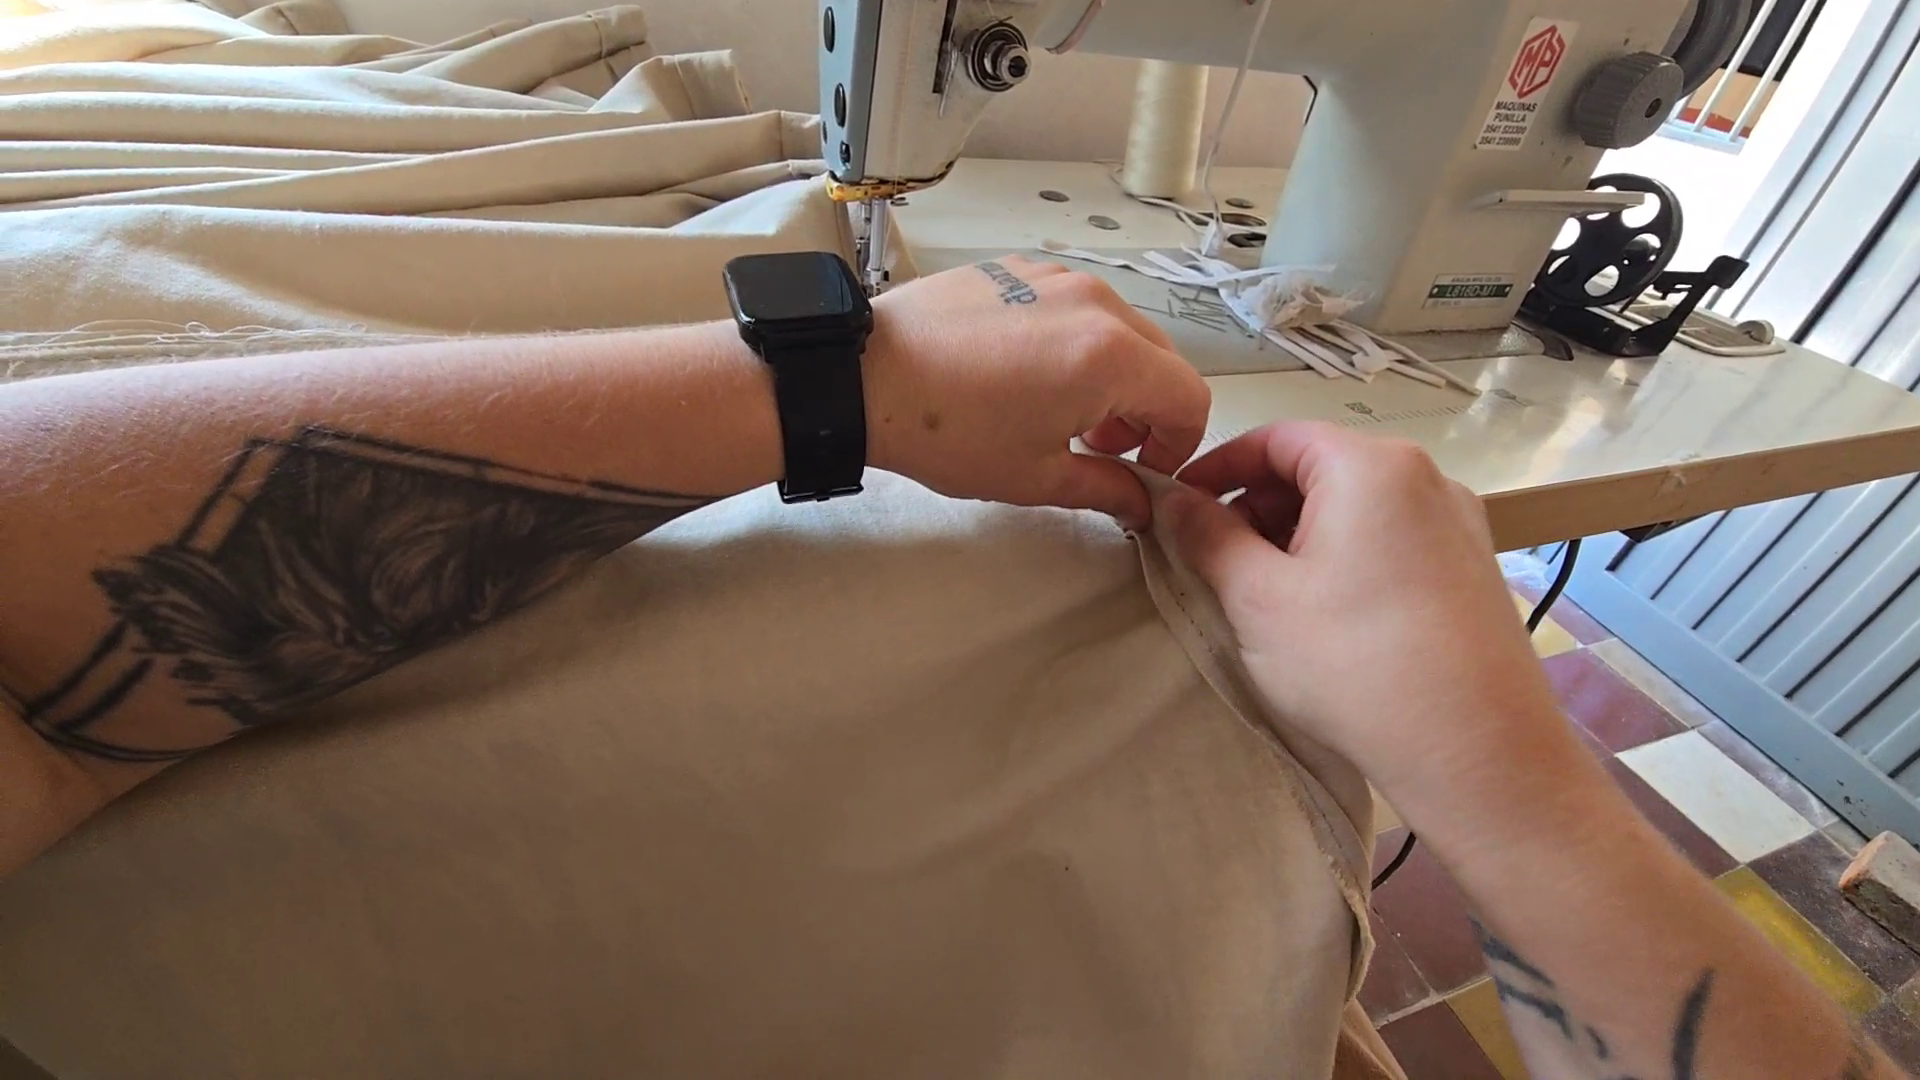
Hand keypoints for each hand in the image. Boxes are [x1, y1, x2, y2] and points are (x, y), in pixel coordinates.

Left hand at [864, 255, 1210, 527]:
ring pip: (1121, 331)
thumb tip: (1140, 504)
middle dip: (1147, 413)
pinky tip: (1027, 373)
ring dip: (1114, 378)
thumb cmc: (950, 432)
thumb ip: (1105, 489)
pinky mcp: (1019, 267)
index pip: (1190, 399)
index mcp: (1111, 356)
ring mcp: (1055, 276)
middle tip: (1100, 448)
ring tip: (1062, 412)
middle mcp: (1096, 302)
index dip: (1178, 445)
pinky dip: (1077, 344)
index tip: (1143, 472)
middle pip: (1160, 361)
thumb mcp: (1035, 476)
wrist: (866, 377)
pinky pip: (1076, 308)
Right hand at [1162, 423, 1564, 794]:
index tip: (1177, 506)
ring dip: (1290, 535)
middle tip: (1215, 560)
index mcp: (1371, 467)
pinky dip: (1335, 555)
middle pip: (1314, 468)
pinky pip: (1383, 537)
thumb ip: (1206, 535)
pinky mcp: (1469, 567)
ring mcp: (1457, 523)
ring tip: (1262, 593)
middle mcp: (1425, 478)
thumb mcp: (1257, 596)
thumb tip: (1173, 500)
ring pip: (1348, 506)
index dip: (1216, 467)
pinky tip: (1318, 611)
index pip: (1275, 437)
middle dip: (1253, 505)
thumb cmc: (1353, 662)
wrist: (1478, 756)